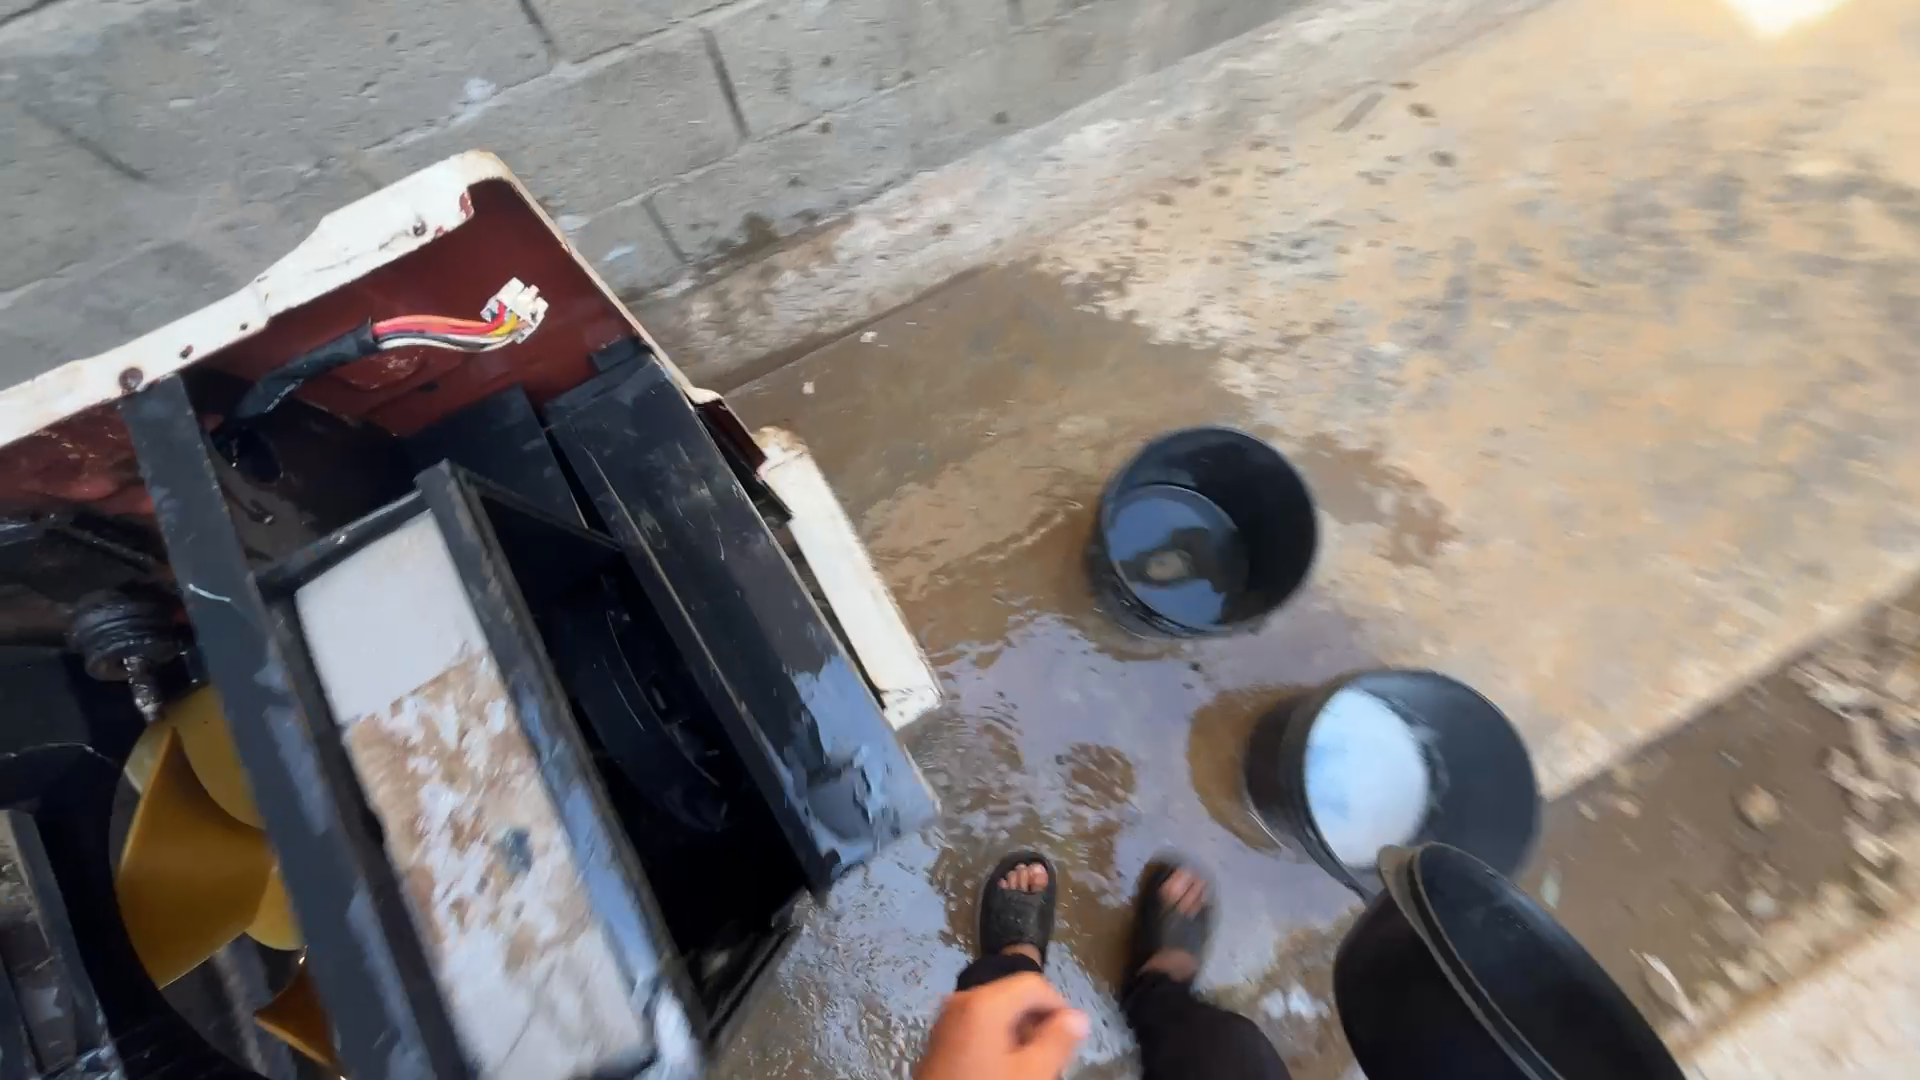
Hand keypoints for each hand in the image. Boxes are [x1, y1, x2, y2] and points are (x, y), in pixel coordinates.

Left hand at [914, 973, 1089, 1079]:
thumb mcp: (1030, 1074)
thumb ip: (1057, 1042)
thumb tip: (1079, 1018)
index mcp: (984, 1001)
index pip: (1033, 983)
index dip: (1058, 1006)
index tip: (1072, 1036)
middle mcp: (963, 999)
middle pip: (1013, 995)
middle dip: (1037, 1021)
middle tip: (1051, 1056)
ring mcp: (948, 1017)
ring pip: (996, 1011)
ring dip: (1019, 1032)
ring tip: (1030, 1065)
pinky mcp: (941, 1036)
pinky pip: (978, 1024)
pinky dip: (998, 1038)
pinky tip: (1004, 1067)